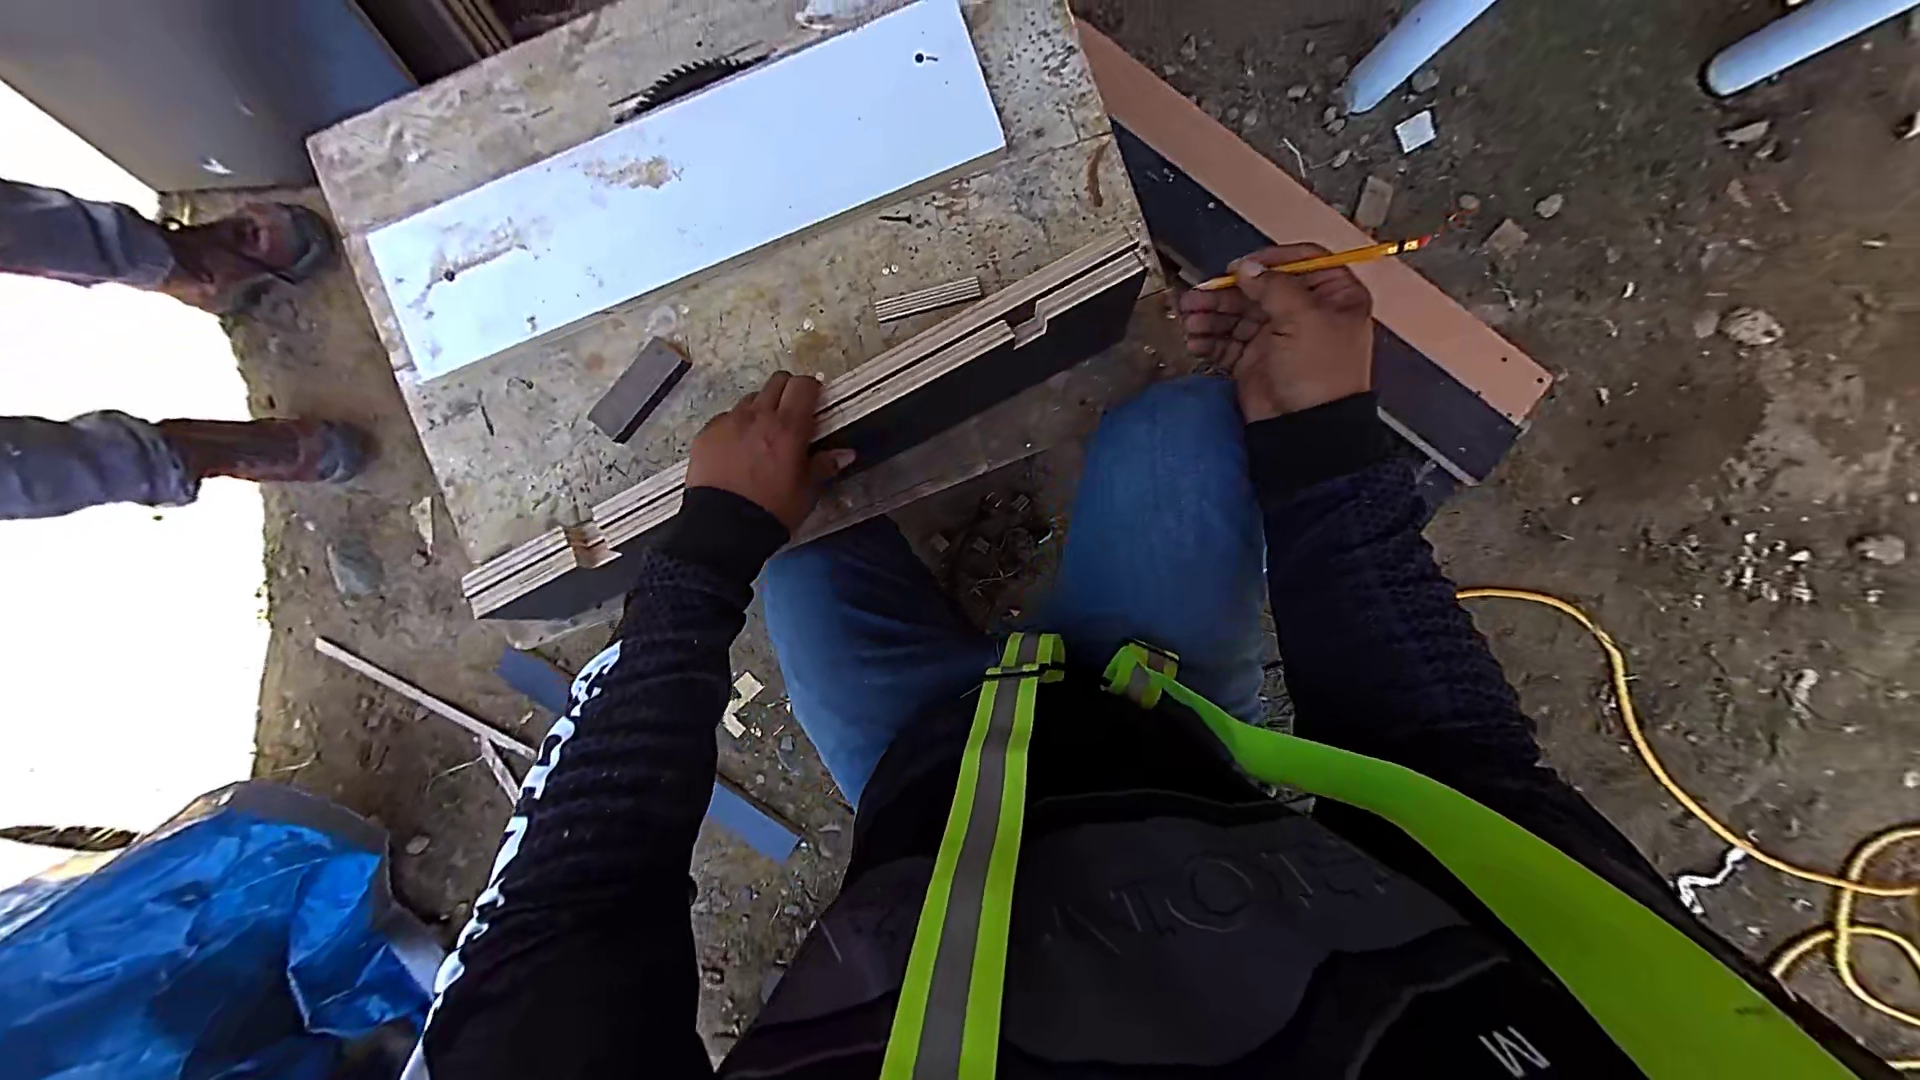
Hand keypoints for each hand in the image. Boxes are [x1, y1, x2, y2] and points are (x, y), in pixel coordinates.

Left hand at [686, 371, 854, 529]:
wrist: (722, 527)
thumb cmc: (772, 510)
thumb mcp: (806, 491)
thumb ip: (824, 466)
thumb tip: (846, 454)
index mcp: (788, 428)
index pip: (803, 386)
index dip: (812, 389)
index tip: (815, 401)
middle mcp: (757, 416)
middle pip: (776, 382)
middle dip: (788, 391)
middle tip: (793, 414)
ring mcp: (728, 422)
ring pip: (751, 399)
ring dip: (762, 408)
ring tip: (764, 435)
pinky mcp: (706, 434)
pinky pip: (727, 418)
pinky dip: (737, 426)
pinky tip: (739, 450)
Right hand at [1178, 244, 1374, 421]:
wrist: (1303, 426)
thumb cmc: (1320, 375)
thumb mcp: (1304, 318)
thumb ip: (1274, 287)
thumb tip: (1248, 268)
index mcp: (1331, 297)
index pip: (1299, 263)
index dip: (1268, 262)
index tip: (1239, 268)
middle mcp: (1302, 314)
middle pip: (1258, 291)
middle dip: (1225, 294)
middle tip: (1197, 297)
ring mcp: (1275, 338)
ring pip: (1237, 316)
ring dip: (1211, 316)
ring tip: (1190, 320)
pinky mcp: (1252, 361)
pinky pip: (1226, 343)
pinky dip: (1209, 340)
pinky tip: (1195, 339)